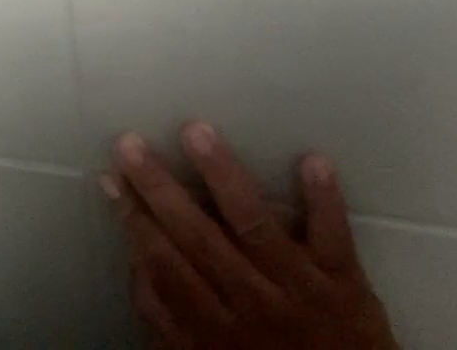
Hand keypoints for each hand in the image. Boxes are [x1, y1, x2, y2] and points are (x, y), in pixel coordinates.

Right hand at [101, 123, 398, 349]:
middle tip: (129, 143)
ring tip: (197, 132)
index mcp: (212, 325)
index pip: (164, 263)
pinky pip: (334, 238)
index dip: (133, 219)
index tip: (109, 176)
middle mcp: (250, 301)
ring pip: (255, 225)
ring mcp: (299, 289)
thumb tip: (134, 262)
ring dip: (224, 177)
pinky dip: (325, 201)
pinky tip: (312, 159)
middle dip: (160, 188)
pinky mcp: (346, 284)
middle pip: (198, 237)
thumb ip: (165, 318)